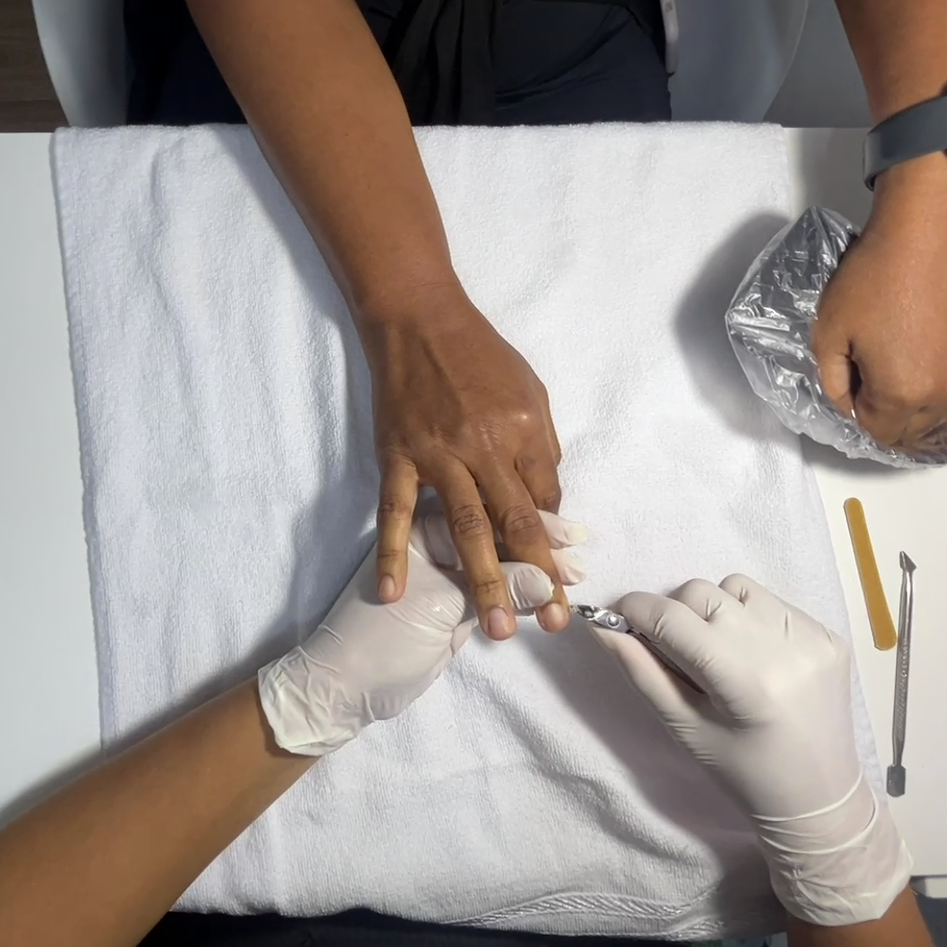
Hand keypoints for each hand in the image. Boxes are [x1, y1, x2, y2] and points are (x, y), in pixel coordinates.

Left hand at [258, 508, 585, 756]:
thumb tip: (548, 580)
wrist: (344, 686)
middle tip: (579, 560)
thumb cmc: (381, 637)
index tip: (571, 539)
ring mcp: (446, 575)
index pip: (487, 519)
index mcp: (424, 531)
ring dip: (535, 571)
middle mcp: (437, 545)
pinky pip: (494, 591)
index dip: (530, 530)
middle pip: (499, 540)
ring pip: (500, 564)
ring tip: (575, 575)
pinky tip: (546, 594)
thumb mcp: (438, 609)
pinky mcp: (452, 605)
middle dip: (540, 550)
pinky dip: (520, 593)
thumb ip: (493, 589)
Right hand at [363, 289, 565, 641]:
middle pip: (516, 523)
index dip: (550, 537)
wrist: (419, 319)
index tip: (553, 572)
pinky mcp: (398, 458)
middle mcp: (485, 447)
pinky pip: (396, 513)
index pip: (544, 498)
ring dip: (484, 580)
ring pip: (465, 528)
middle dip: (537, 577)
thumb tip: (544, 496)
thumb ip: (540, 444)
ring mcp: (438, 455)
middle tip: (550, 622)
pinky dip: (393, 554)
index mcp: (524, 430)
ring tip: (497, 627)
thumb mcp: (530, 388)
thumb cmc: (480, 353)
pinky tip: (393, 593)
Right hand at [593, 576, 911, 926]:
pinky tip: (753, 653)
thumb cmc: (742, 771)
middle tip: (678, 652)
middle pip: (698, 593)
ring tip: (720, 651)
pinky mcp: (829, 634)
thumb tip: (600, 625)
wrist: (822, 800)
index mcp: (745, 680)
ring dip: (713, 609)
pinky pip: (768, 599)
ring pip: (732, 587)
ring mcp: (811, 637)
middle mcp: (783, 649)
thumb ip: (640, 670)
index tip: (619, 621)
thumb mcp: (683, 727)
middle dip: (674, 613)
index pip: (670, 617)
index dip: (634, 611)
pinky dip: (747, 616)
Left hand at [812, 155, 946, 447]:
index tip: (849, 382)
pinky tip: (931, 342)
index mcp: (904, 394)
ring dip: (920, 396)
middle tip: (870, 372)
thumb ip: (832, 379)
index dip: (857, 411)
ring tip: (900, 358)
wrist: (942, 221)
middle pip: (916, 426)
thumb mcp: (828, 331)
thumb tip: (846, 402)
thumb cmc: (875, 276)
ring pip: (946, 405)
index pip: (878, 431)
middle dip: (888, 410)